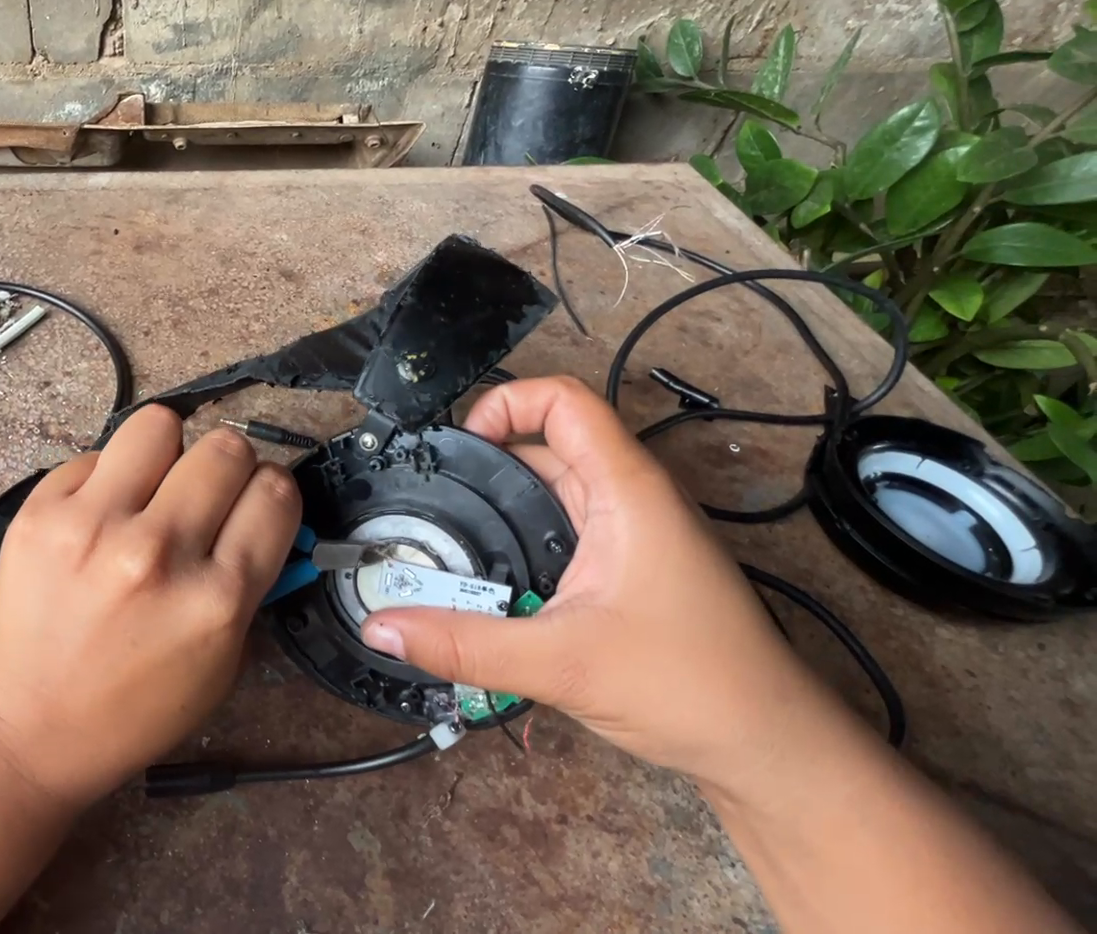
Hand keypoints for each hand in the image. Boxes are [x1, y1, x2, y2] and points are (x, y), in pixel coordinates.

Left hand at [0, 405, 301, 805]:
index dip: (272, 493)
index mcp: (215, 600)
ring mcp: (92, 526)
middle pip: (225, 448)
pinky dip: (107, 477)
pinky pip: (95, 454)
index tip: (255, 503)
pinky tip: (99, 514)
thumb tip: (267, 514)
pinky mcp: (39, 513)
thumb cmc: (133, 708)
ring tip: (152, 487)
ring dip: (167, 451)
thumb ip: (250, 583)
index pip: (276, 493)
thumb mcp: (222, 663)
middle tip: (204, 496)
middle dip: (227, 467)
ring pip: (159, 424)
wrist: (29, 727)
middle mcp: (156, 552)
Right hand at [359, 377, 845, 790]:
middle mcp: (630, 499)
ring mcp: (631, 532)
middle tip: (429, 495)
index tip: (458, 446)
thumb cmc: (691, 688)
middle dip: (483, 459)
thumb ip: (461, 644)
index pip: (565, 401)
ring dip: (499, 501)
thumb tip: (380, 629)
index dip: (505, 402)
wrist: (771, 750)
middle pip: (547, 441)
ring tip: (444, 531)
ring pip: (552, 487)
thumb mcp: (559, 663)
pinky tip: (487, 571)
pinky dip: (518, 532)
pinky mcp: (627, 564)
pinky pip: (561, 524)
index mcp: (626, 492)